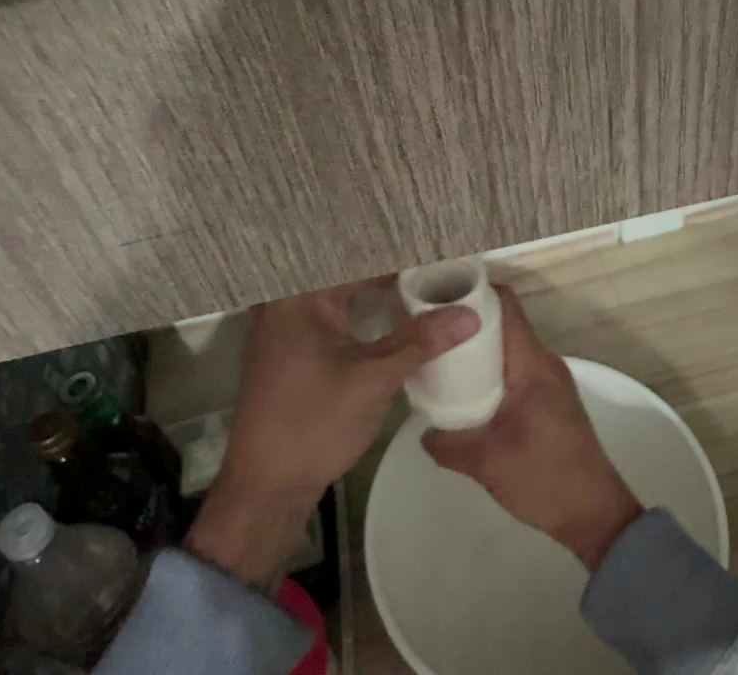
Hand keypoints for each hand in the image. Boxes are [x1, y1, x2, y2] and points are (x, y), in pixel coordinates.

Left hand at [185, 280, 478, 587]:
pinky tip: (396, 316)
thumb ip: (421, 340)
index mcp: (298, 296)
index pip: (356, 258)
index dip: (399, 252)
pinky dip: (364, 313)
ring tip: (426, 284)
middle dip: (392, 268)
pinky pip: (334, 315)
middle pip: (347, 271)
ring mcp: (286, 327)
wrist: (266, 486)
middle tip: (439, 264)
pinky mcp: (293, 350)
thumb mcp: (373, 378)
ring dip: (379, 291)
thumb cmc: (314, 424)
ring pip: (341, 294)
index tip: (440, 249)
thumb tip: (470, 314)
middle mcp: (286, 301)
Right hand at [422, 287, 642, 570]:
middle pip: (502, 324)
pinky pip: (512, 369)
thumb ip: (450, 445)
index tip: (437, 294)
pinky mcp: (547, 400)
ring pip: (506, 348)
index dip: (473, 292)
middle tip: (426, 328)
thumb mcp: (488, 463)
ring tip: (437, 356)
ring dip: (476, 348)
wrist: (595, 515)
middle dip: (466, 321)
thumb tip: (425, 433)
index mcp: (533, 366)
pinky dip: (487, 370)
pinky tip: (462, 389)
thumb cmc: (546, 479)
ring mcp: (548, 381)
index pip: (505, 307)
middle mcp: (544, 364)